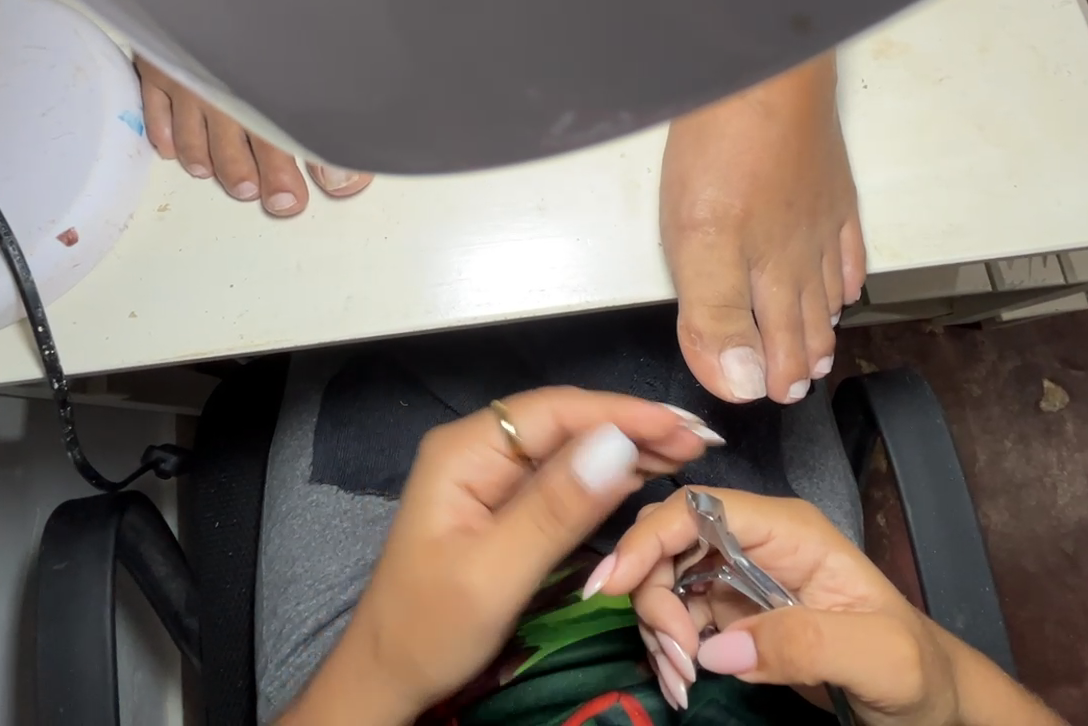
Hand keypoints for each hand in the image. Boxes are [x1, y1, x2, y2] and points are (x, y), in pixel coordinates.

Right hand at [135, 54, 371, 215]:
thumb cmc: (269, 2)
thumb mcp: (315, 56)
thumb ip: (328, 125)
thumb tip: (343, 181)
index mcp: (262, 83)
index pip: (276, 143)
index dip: (284, 177)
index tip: (292, 201)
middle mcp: (222, 85)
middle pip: (232, 144)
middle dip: (246, 174)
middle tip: (260, 195)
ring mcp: (185, 74)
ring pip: (193, 132)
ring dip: (206, 160)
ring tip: (219, 177)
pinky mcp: (154, 60)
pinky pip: (153, 103)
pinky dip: (162, 130)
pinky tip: (172, 150)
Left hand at [280, 389, 723, 724]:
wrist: (389, 673)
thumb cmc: (431, 628)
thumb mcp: (495, 572)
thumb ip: (554, 507)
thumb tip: (616, 444)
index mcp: (465, 450)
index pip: (553, 413)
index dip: (620, 413)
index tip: (679, 426)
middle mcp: (479, 446)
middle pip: (564, 420)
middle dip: (631, 424)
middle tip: (697, 438)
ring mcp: (492, 470)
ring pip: (569, 442)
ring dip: (626, 443)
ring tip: (686, 450)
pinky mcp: (505, 496)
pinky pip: (564, 472)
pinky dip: (607, 469)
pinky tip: (645, 469)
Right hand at [600, 488, 957, 725]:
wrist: (930, 705)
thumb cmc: (916, 670)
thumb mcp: (881, 659)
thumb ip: (804, 644)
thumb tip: (717, 649)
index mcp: (786, 528)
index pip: (700, 508)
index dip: (650, 537)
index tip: (613, 585)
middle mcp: (754, 540)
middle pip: (670, 538)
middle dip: (652, 591)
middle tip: (675, 657)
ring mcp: (738, 573)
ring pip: (664, 575)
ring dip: (658, 625)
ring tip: (682, 681)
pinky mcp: (728, 608)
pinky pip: (676, 612)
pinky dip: (667, 645)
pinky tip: (683, 681)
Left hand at [661, 52, 865, 403]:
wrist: (767, 78)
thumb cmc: (725, 158)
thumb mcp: (699, 243)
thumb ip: (718, 315)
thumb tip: (745, 384)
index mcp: (765, 274)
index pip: (776, 341)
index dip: (774, 374)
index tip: (775, 396)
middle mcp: (800, 254)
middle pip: (804, 319)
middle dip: (800, 356)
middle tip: (798, 382)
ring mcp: (821, 218)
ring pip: (826, 287)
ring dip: (822, 323)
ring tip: (820, 346)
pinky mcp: (830, 186)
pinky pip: (848, 245)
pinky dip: (848, 275)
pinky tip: (847, 281)